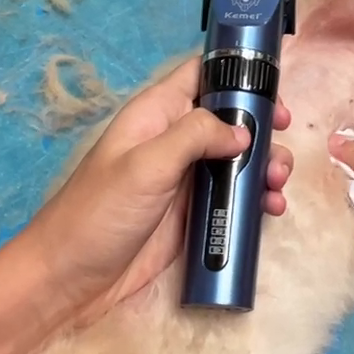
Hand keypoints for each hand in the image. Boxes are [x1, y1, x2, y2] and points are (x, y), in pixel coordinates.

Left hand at [28, 58, 291, 325]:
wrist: (70, 280)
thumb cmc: (100, 212)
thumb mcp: (146, 165)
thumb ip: (195, 135)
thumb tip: (243, 132)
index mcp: (159, 113)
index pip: (202, 74)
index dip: (238, 73)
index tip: (272, 90)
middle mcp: (176, 139)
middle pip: (232, 115)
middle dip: (263, 123)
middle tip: (283, 135)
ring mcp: (188, 176)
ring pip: (240, 156)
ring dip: (266, 163)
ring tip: (276, 183)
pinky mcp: (195, 212)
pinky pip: (236, 195)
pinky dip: (258, 197)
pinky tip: (271, 209)